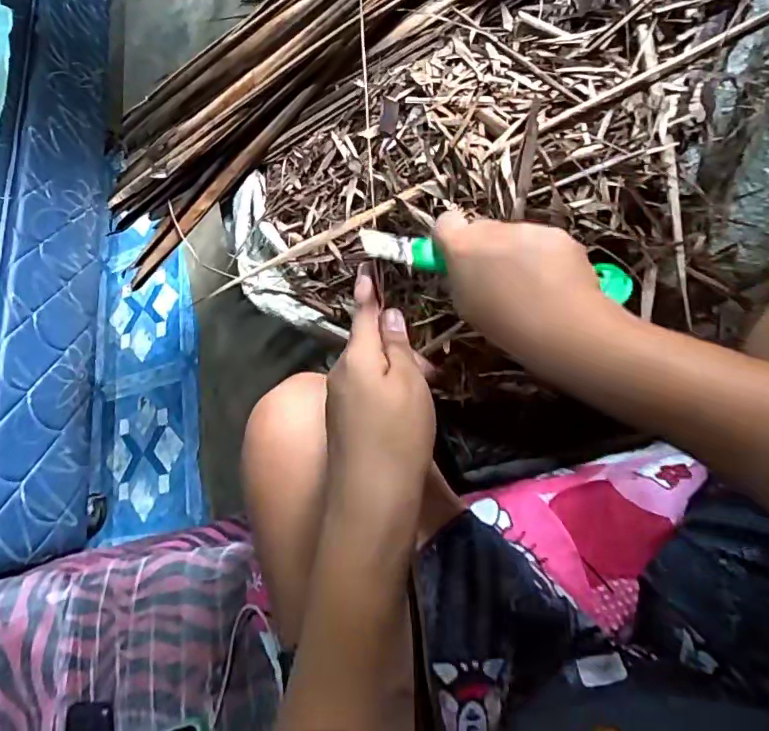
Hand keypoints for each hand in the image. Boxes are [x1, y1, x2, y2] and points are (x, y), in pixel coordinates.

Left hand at [324, 266, 435, 520]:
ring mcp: (338, 398)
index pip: (363, 314)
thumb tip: (388, 314)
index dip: (367, 292)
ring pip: (368, 369)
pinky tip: (406, 409)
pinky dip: (385, 390)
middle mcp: (340, 371)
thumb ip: (397, 346)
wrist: (370, 497)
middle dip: (395, 345)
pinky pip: (365, 390)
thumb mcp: (408, 383)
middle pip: (368, 344)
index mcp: (356, 355)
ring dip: (394, 371)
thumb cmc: (397, 433)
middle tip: (430, 366)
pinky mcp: (341, 420)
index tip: (365, 270)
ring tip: (426, 390)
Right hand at [432, 211, 630, 366]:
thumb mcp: (466, 306)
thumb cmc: (506, 326)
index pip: (446, 221)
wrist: (564, 328)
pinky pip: (544, 241)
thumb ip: (460, 277)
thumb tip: (465, 268)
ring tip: (534, 286)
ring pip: (516, 236)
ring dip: (519, 252)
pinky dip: (547, 257)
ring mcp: (526, 229)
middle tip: (499, 277)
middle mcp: (491, 229)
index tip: (459, 255)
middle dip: (487, 247)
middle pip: (483, 228)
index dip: (452, 237)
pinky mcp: (557, 234)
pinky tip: (556, 284)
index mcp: (460, 245)